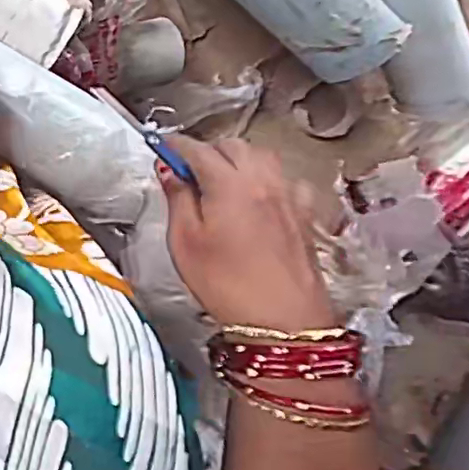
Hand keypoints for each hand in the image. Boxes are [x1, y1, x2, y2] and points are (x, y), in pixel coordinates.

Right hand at [160, 136, 336, 329]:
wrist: (284, 323)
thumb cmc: (226, 285)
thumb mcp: (185, 242)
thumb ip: (177, 199)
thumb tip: (170, 171)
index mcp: (229, 184)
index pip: (198, 149)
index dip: (176, 145)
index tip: (163, 148)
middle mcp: (262, 181)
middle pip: (233, 145)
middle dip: (208, 150)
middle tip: (189, 171)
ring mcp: (288, 195)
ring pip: (263, 156)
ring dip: (239, 158)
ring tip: (222, 179)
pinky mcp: (305, 214)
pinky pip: (286, 179)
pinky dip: (269, 178)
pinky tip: (260, 196)